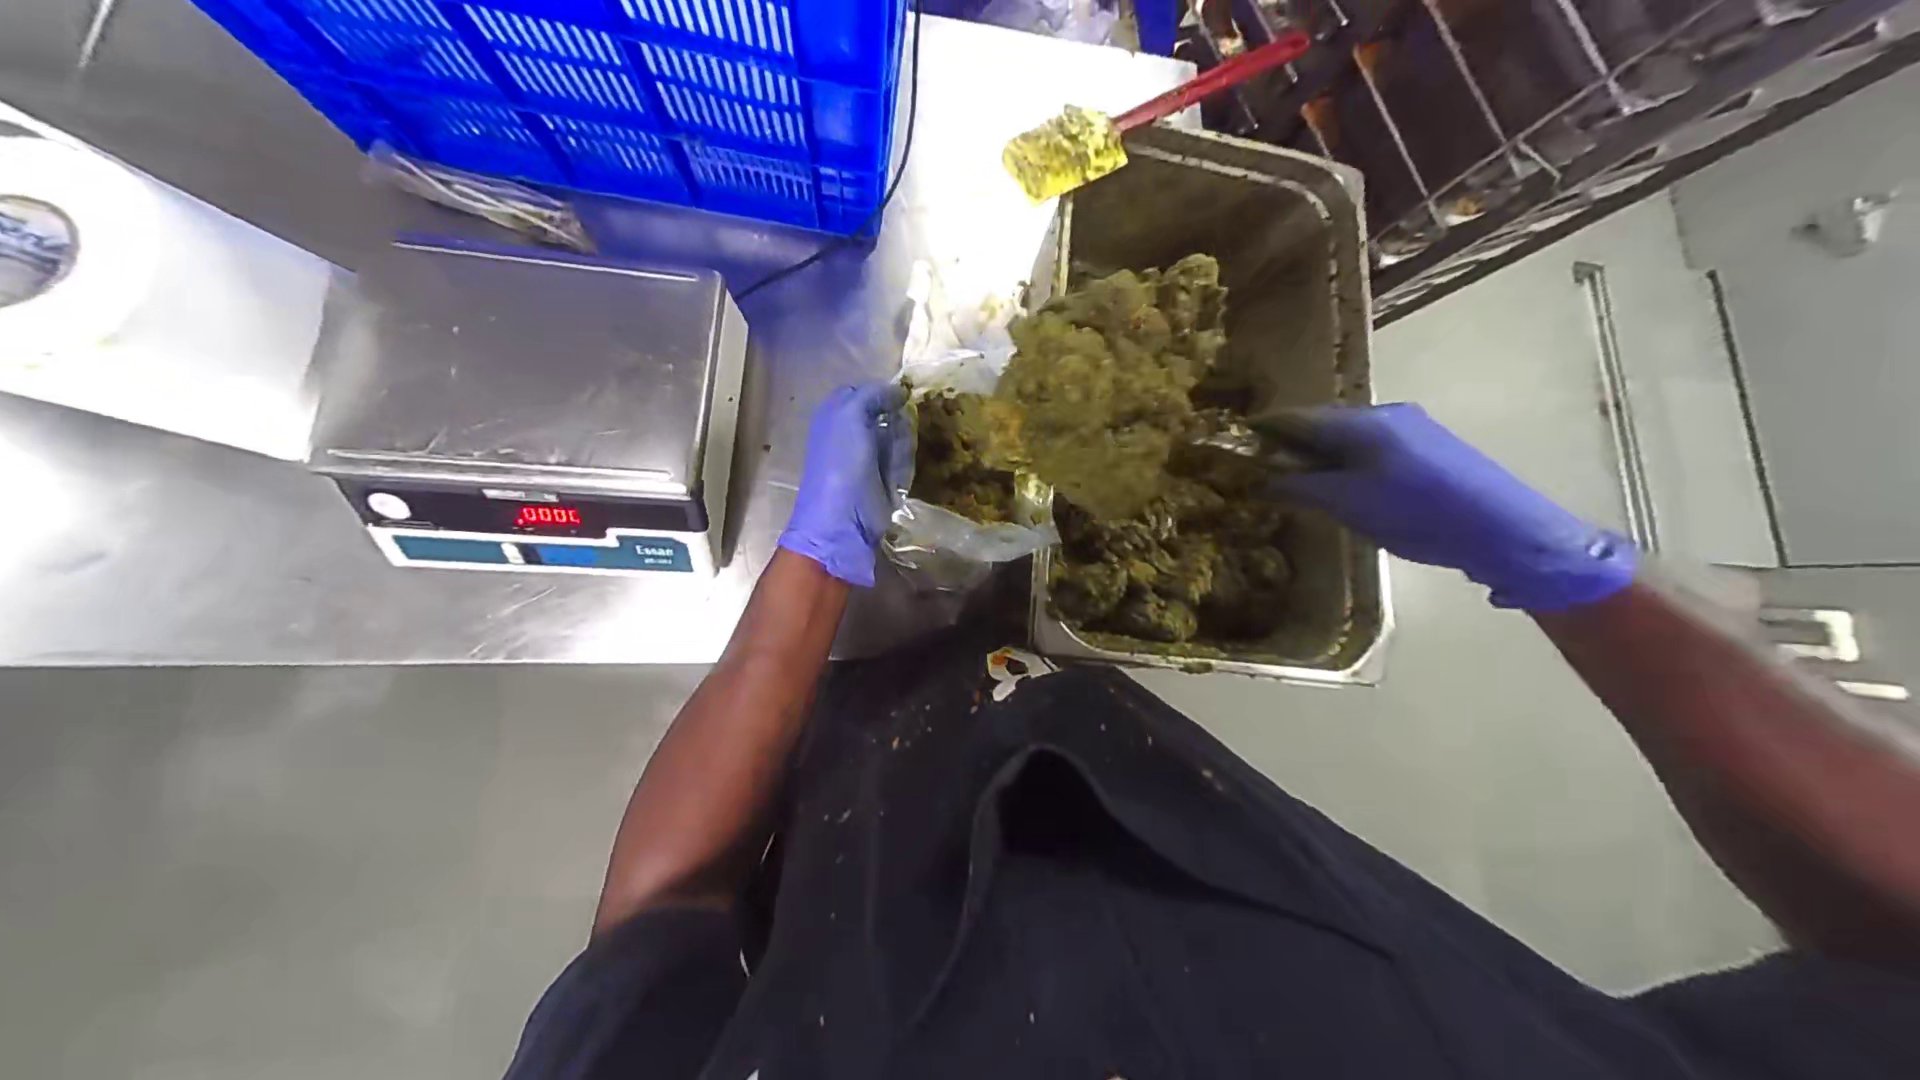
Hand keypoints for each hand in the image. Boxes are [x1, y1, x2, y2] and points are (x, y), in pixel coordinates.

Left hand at [778, 382, 910, 586]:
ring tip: (894, 461)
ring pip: (898, 438)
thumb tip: (897, 388)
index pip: (864, 392)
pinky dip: (904, 468)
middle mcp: (850, 433)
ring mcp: (868, 458)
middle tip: (901, 431)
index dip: (883, 393)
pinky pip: (902, 463)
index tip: (904, 396)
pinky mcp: (883, 480)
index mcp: (835, 415)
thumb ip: (871, 395)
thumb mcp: (850, 416)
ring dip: (903, 447)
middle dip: (898, 421)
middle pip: (886, 415)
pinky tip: (897, 478)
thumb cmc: (841, 465)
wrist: (842, 522)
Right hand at [1274, 404, 1636, 610]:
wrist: (1502, 529)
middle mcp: (1385, 415)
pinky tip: (1340, 486)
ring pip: (1347, 437)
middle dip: (1289, 445)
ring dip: (1318, 456)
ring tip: (1296, 482)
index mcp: (1362, 422)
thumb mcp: (1346, 503)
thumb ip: (1298, 487)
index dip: (1263, 430)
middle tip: (1261, 470)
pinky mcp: (1426, 448)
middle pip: (1322, 425)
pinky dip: (1344, 463)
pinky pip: (1370, 448)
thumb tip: (1258, 481)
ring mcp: (1410, 429)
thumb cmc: (1415, 511)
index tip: (1235, 444)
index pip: (1297, 418)